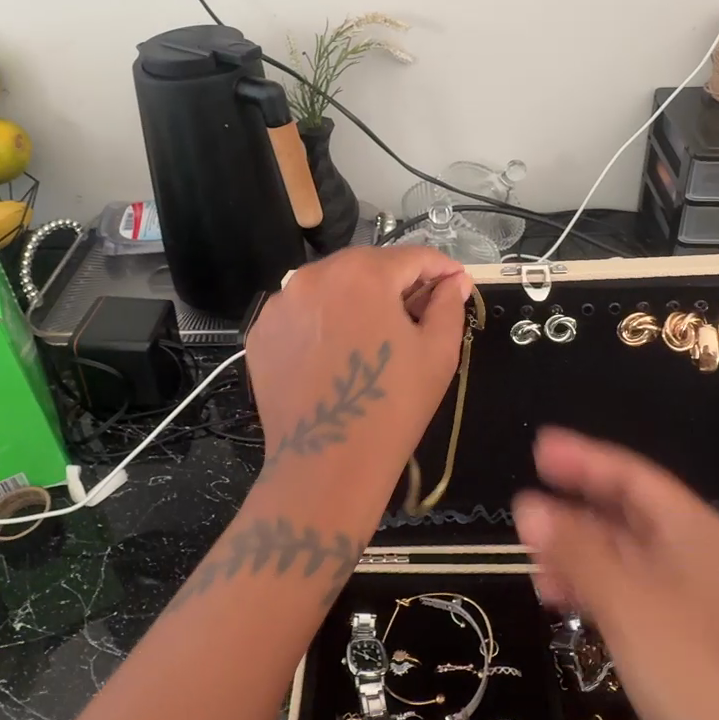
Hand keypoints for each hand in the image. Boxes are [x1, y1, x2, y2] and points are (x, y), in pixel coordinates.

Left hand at [245, 246, 471, 489]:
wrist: (327, 462)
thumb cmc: (392, 406)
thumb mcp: (437, 353)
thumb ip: (448, 305)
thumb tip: (454, 282)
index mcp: (363, 274)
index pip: (412, 257)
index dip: (441, 268)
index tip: (458, 282)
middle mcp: (316, 275)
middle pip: (367, 265)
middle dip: (397, 281)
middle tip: (420, 309)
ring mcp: (281, 302)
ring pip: (331, 285)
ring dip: (357, 297)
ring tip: (376, 331)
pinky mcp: (261, 331)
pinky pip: (301, 311)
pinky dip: (322, 319)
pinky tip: (336, 349)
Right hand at [514, 428, 718, 719]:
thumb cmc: (695, 668)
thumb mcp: (628, 602)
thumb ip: (576, 551)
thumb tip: (529, 505)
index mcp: (690, 530)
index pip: (631, 476)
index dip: (584, 458)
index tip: (539, 448)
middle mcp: (691, 555)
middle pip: (626, 514)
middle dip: (574, 510)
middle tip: (526, 510)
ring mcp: (688, 598)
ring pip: (622, 557)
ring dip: (577, 554)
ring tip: (534, 563)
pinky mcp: (680, 638)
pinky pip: (627, 594)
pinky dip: (592, 589)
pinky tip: (562, 601)